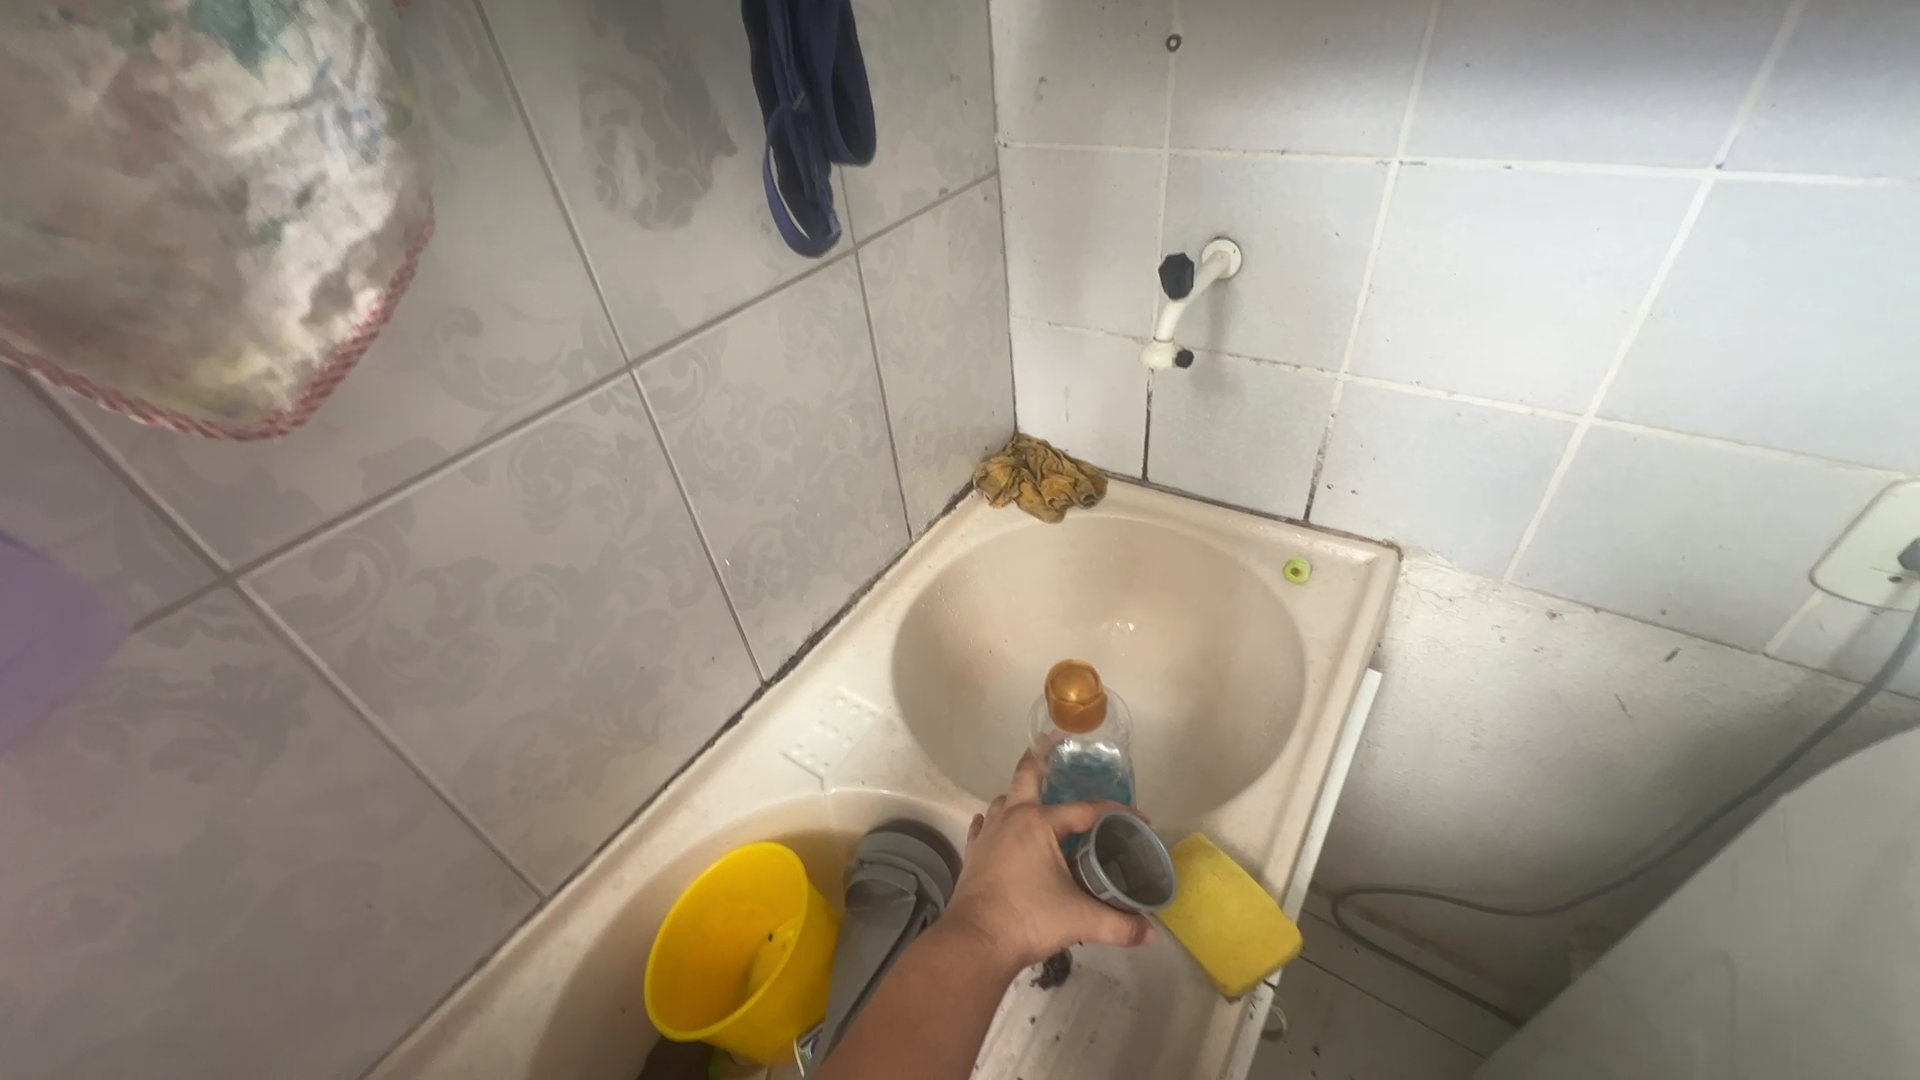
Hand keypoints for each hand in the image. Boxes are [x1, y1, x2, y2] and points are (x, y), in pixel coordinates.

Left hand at [943, 753, 1155, 972]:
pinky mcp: (974, 851)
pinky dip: (993, 821)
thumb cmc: (1028, 919)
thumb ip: (1119, 923)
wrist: (975, 940)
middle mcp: (1012, 818)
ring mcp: (988, 833)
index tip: (1138, 818)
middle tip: (1056, 744)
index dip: (1115, 813)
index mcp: (1039, 824)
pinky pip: (983, 825)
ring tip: (1037, 800)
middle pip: (1027, 775)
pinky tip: (997, 826)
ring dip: (1020, 795)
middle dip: (1042, 757)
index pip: (1085, 810)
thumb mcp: (1080, 920)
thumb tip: (1150, 932)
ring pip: (1005, 800)